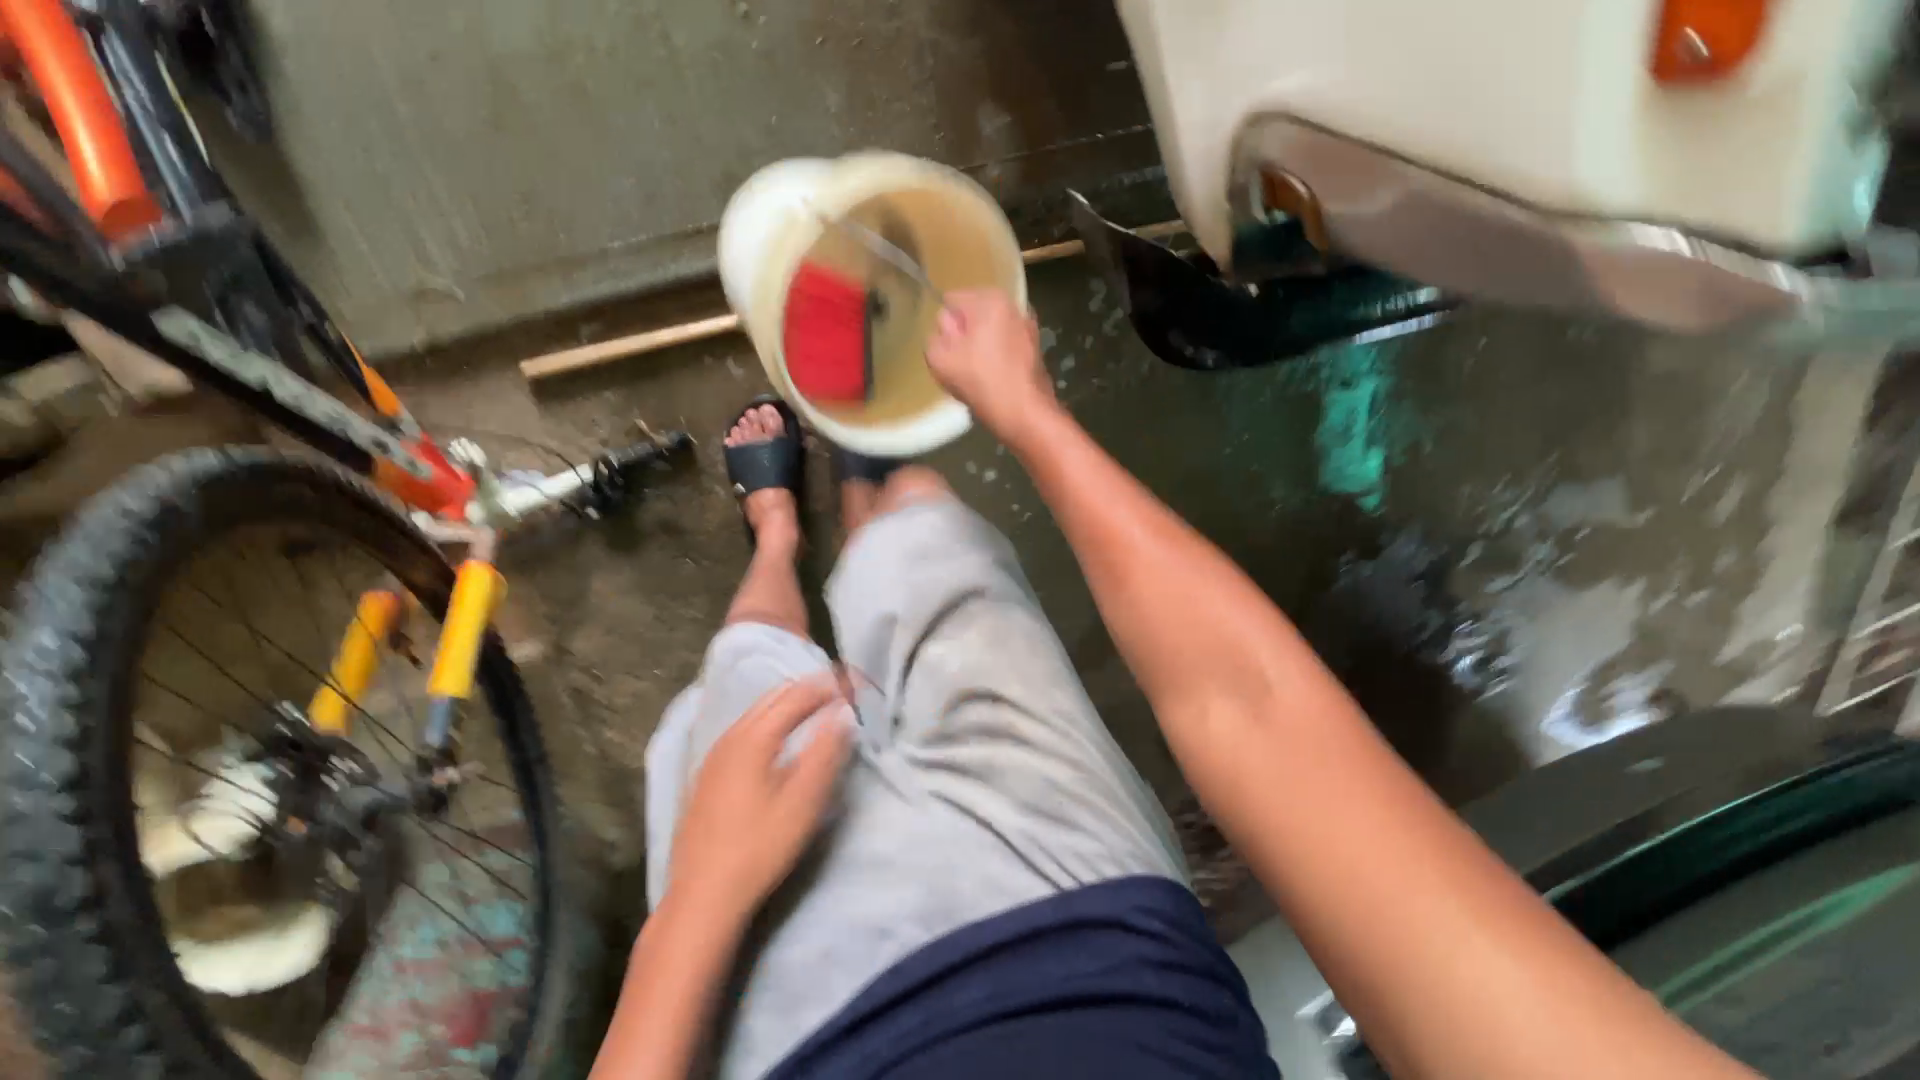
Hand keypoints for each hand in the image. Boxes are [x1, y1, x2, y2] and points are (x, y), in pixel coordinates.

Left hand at [666, 676, 852, 921]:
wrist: (703, 894)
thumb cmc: (759, 848)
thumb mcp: (803, 803)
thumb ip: (826, 754)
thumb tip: (843, 715)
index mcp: (754, 738)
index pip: (798, 695)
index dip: (829, 686)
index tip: (856, 683)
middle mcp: (730, 737)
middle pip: (774, 697)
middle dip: (809, 688)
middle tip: (840, 692)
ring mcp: (714, 755)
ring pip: (757, 712)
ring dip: (789, 703)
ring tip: (818, 709)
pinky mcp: (708, 775)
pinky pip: (745, 729)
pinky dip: (770, 720)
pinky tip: (780, 740)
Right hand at [926, 289, 1057, 438]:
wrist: (1025, 413)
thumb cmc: (980, 381)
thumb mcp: (938, 358)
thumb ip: (935, 335)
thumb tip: (947, 329)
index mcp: (989, 299)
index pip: (951, 301)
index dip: (945, 326)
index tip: (949, 350)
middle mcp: (1012, 305)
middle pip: (972, 315)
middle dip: (963, 335)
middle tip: (961, 364)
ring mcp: (1027, 326)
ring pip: (988, 332)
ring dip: (979, 347)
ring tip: (977, 374)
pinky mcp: (1034, 348)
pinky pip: (1004, 345)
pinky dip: (996, 357)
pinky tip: (993, 379)